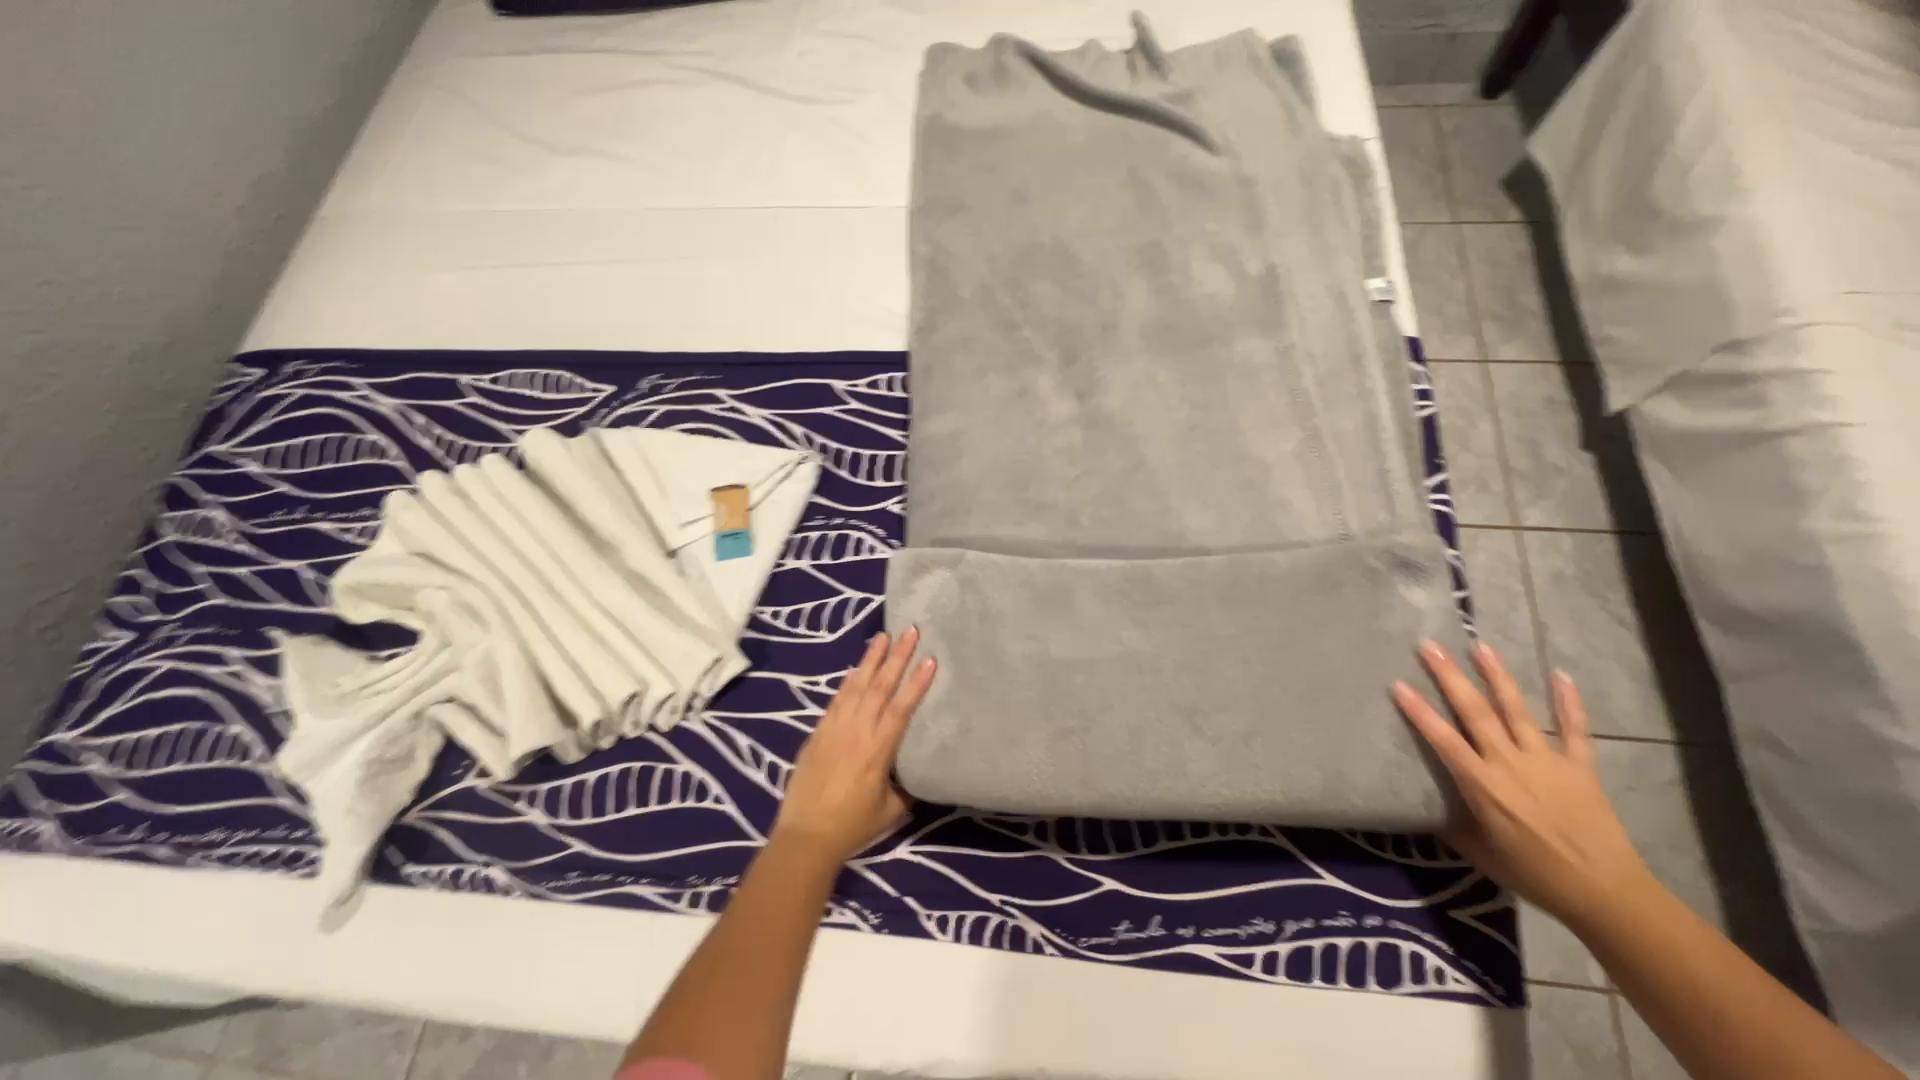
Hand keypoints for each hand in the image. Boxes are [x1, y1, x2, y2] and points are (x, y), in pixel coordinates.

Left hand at [772, 627, 935, 863]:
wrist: (806, 836)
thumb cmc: (853, 826)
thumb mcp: (890, 810)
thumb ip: (904, 787)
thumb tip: (914, 774)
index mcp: (879, 750)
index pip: (902, 708)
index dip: (916, 683)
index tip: (930, 658)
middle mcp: (857, 732)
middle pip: (880, 687)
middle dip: (897, 658)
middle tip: (911, 631)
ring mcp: (834, 729)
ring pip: (856, 687)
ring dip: (871, 660)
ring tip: (883, 636)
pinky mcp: (818, 733)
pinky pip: (836, 700)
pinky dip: (848, 681)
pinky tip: (857, 667)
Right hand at [1392, 641, 1652, 929]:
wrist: (1603, 890)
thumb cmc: (1534, 875)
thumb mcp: (1481, 855)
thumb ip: (1456, 828)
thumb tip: (1433, 812)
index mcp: (1482, 785)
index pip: (1442, 739)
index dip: (1419, 711)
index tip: (1399, 684)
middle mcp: (1510, 763)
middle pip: (1475, 712)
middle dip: (1450, 676)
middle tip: (1431, 646)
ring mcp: (1547, 760)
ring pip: (1517, 709)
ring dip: (1497, 675)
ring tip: (1481, 647)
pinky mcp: (1580, 766)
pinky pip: (1575, 728)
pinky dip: (1568, 701)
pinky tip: (1560, 675)